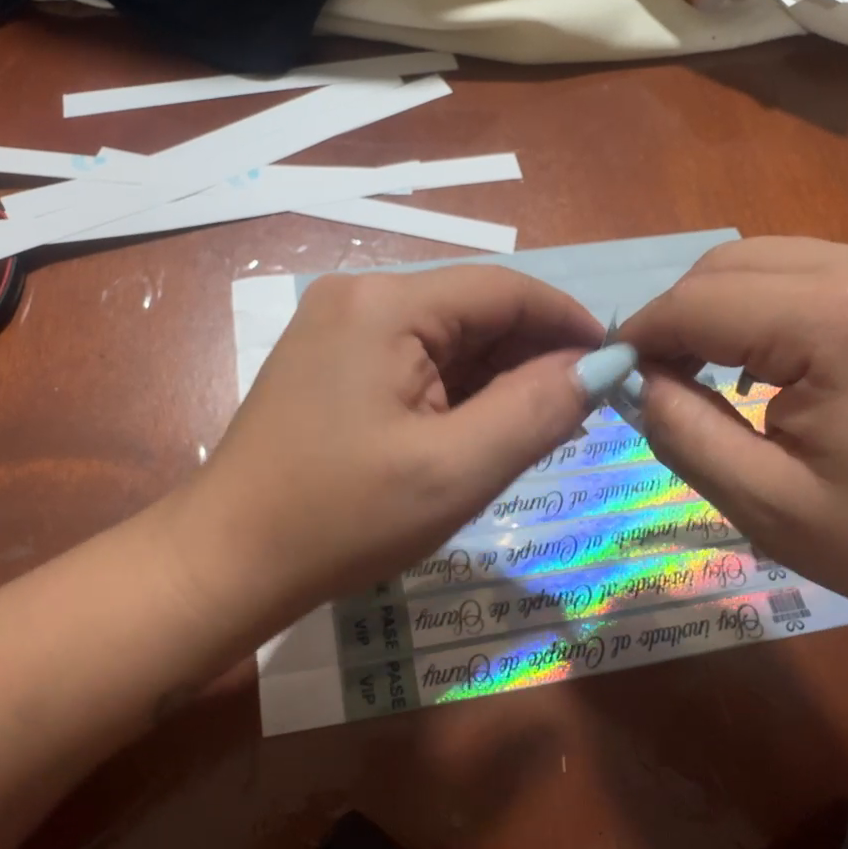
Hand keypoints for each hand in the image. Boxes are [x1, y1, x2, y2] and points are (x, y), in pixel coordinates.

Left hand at [186, 265, 605, 609]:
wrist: (230, 560)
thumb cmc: (343, 519)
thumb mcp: (456, 470)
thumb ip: (537, 409)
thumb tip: (600, 364)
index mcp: (385, 303)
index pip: (504, 288)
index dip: (567, 322)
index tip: (618, 364)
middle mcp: (358, 295)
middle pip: (472, 309)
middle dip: (530, 355)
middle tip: (580, 411)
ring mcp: (336, 327)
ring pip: (444, 336)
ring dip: (494, 376)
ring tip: (535, 427)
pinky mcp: (328, 360)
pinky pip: (411, 358)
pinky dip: (454, 389)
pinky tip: (477, 428)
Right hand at [617, 238, 847, 743]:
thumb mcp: (768, 507)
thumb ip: (680, 429)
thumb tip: (637, 379)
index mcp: (843, 318)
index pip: (697, 300)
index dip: (641, 336)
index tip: (611, 375)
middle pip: (733, 263)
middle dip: (682, 317)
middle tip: (663, 384)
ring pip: (776, 261)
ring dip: (729, 311)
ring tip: (720, 381)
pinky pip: (825, 273)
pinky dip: (780, 310)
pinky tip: (784, 369)